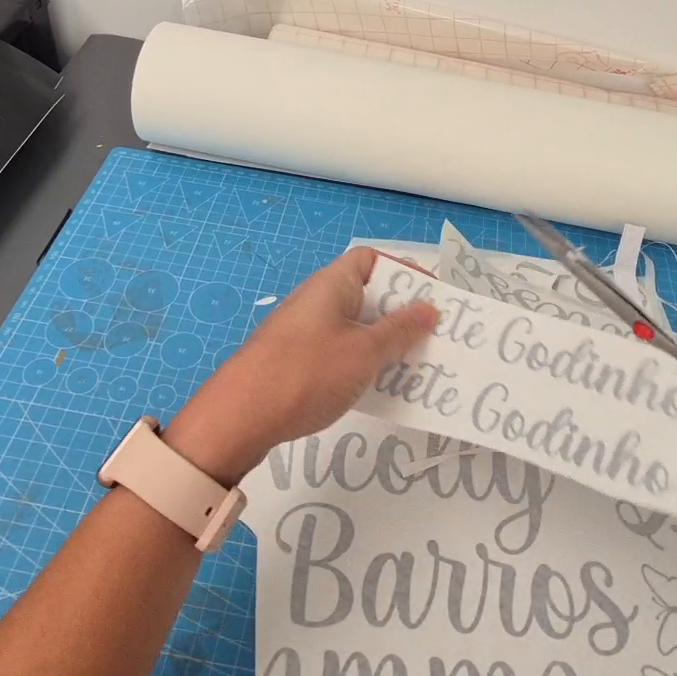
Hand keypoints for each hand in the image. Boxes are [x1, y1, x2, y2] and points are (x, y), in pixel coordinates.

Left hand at [161, 248, 438, 483]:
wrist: (241, 415)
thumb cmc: (308, 373)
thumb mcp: (364, 351)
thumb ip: (400, 330)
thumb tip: (429, 308)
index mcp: (333, 284)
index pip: (372, 259)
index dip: (403, 272)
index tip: (431, 298)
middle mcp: (318, 300)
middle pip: (368, 295)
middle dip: (401, 314)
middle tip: (435, 337)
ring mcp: (305, 331)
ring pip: (356, 327)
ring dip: (385, 343)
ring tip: (416, 365)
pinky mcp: (298, 361)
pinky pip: (341, 351)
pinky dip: (363, 363)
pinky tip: (381, 387)